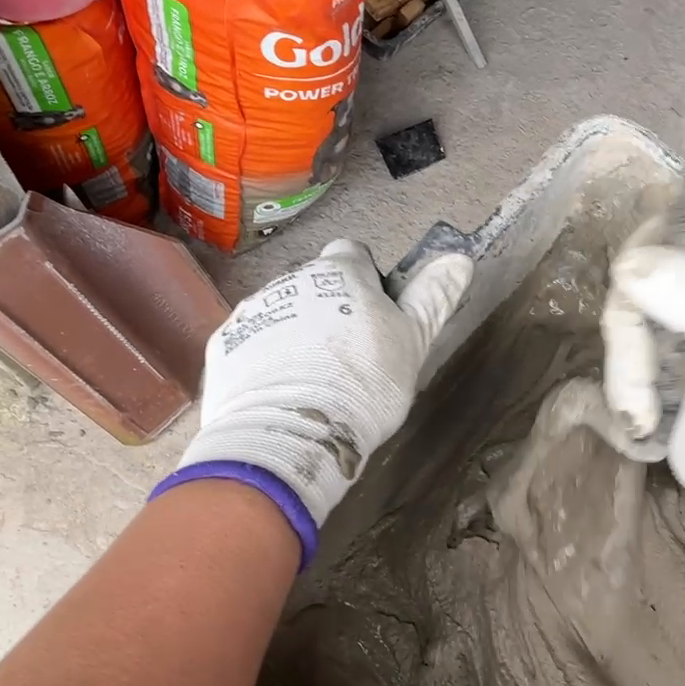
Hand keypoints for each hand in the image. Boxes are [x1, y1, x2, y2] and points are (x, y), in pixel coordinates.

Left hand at [181, 239, 472, 528]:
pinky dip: (265, 360)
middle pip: (314, 285)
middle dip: (327, 309)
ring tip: (313, 381)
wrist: (293, 432)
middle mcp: (291, 279)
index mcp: (340, 271)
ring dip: (296, 333)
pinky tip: (282, 393)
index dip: (365, 281)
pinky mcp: (224, 345)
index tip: (374, 316)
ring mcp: (251, 310)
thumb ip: (432, 298)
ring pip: (282, 313)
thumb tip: (460, 258)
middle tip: (347, 358)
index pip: (353, 253)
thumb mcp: (413, 340)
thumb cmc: (365, 381)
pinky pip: (251, 344)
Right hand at [601, 232, 684, 612]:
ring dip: (626, 369)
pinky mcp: (672, 349)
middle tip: (643, 385)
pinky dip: (625, 382)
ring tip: (645, 414)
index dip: (650, 265)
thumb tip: (629, 267)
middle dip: (633, 334)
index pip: (684, 222)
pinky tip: (644, 416)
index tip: (642, 322)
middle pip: (643, 269)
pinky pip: (625, 342)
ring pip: (628, 310)